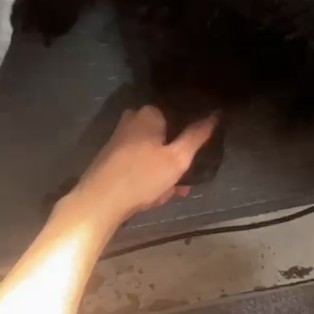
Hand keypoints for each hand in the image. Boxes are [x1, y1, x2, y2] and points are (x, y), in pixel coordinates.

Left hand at [61, 107, 218, 226]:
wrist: (99, 201)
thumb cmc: (142, 176)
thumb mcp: (177, 158)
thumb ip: (197, 136)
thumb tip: (214, 114)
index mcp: (149, 113)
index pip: (180, 114)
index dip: (192, 134)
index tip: (199, 154)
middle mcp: (133, 119)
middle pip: (166, 136)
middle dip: (176, 159)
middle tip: (183, 182)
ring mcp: (120, 137)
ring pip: (153, 152)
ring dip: (164, 171)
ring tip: (169, 192)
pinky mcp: (113, 156)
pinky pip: (140, 162)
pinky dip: (149, 175)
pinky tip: (153, 194)